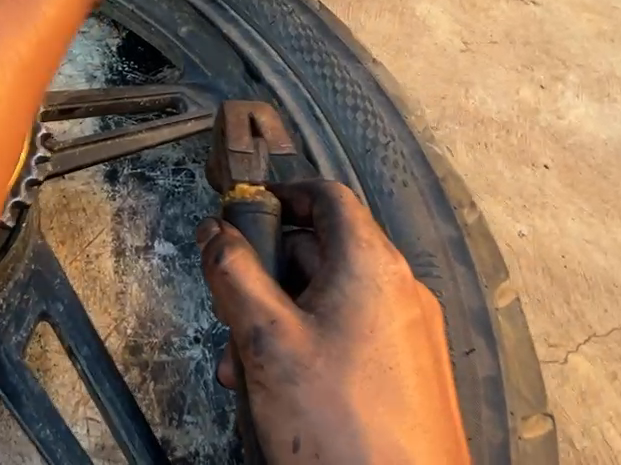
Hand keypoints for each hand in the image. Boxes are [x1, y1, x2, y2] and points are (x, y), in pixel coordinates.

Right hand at [198, 180, 469, 464]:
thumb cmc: (340, 426)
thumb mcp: (265, 336)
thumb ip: (232, 271)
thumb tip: (213, 231)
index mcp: (371, 265)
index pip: (325, 195)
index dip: (279, 193)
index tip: (240, 213)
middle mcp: (397, 290)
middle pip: (318, 248)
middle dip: (264, 271)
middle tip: (228, 302)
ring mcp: (406, 334)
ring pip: (325, 296)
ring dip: (276, 315)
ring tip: (241, 360)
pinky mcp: (406, 374)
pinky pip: (345, 334)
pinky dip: (305, 343)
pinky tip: (272, 386)